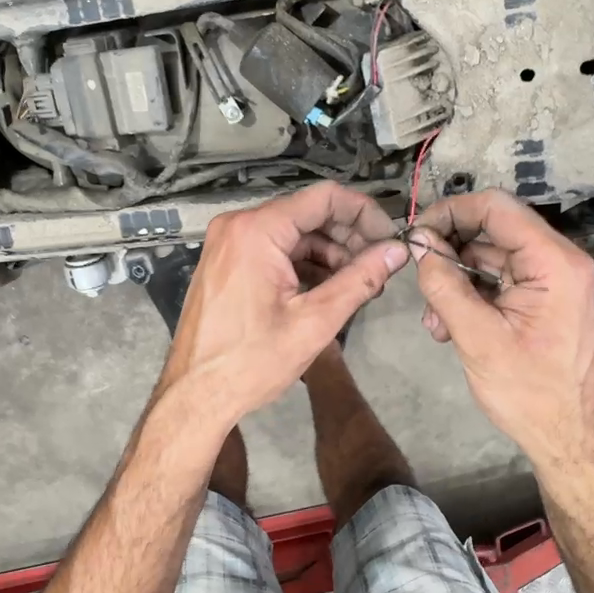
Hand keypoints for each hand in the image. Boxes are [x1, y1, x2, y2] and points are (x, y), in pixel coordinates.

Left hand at [159, 183, 407, 428]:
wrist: (195, 394)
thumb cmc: (251, 362)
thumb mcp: (315, 321)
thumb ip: (360, 280)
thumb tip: (398, 252)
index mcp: (257, 230)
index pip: (325, 198)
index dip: (365, 213)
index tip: (390, 240)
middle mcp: (238, 225)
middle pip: (309, 214)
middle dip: (349, 238)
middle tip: (379, 270)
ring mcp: (229, 243)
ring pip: (293, 234)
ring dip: (329, 254)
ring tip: (359, 287)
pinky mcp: (227, 262)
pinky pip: (274, 250)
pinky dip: (304, 265)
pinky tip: (329, 291)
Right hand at [409, 190, 593, 469]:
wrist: (565, 437)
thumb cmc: (528, 391)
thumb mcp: (477, 337)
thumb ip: (444, 284)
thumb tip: (417, 243)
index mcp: (553, 262)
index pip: (496, 207)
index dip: (451, 212)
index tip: (416, 234)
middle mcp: (557, 260)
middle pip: (492, 228)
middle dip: (449, 250)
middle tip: (419, 277)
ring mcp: (551, 280)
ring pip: (489, 256)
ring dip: (454, 278)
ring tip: (433, 319)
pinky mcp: (541, 298)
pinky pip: (498, 280)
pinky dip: (470, 294)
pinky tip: (447, 325)